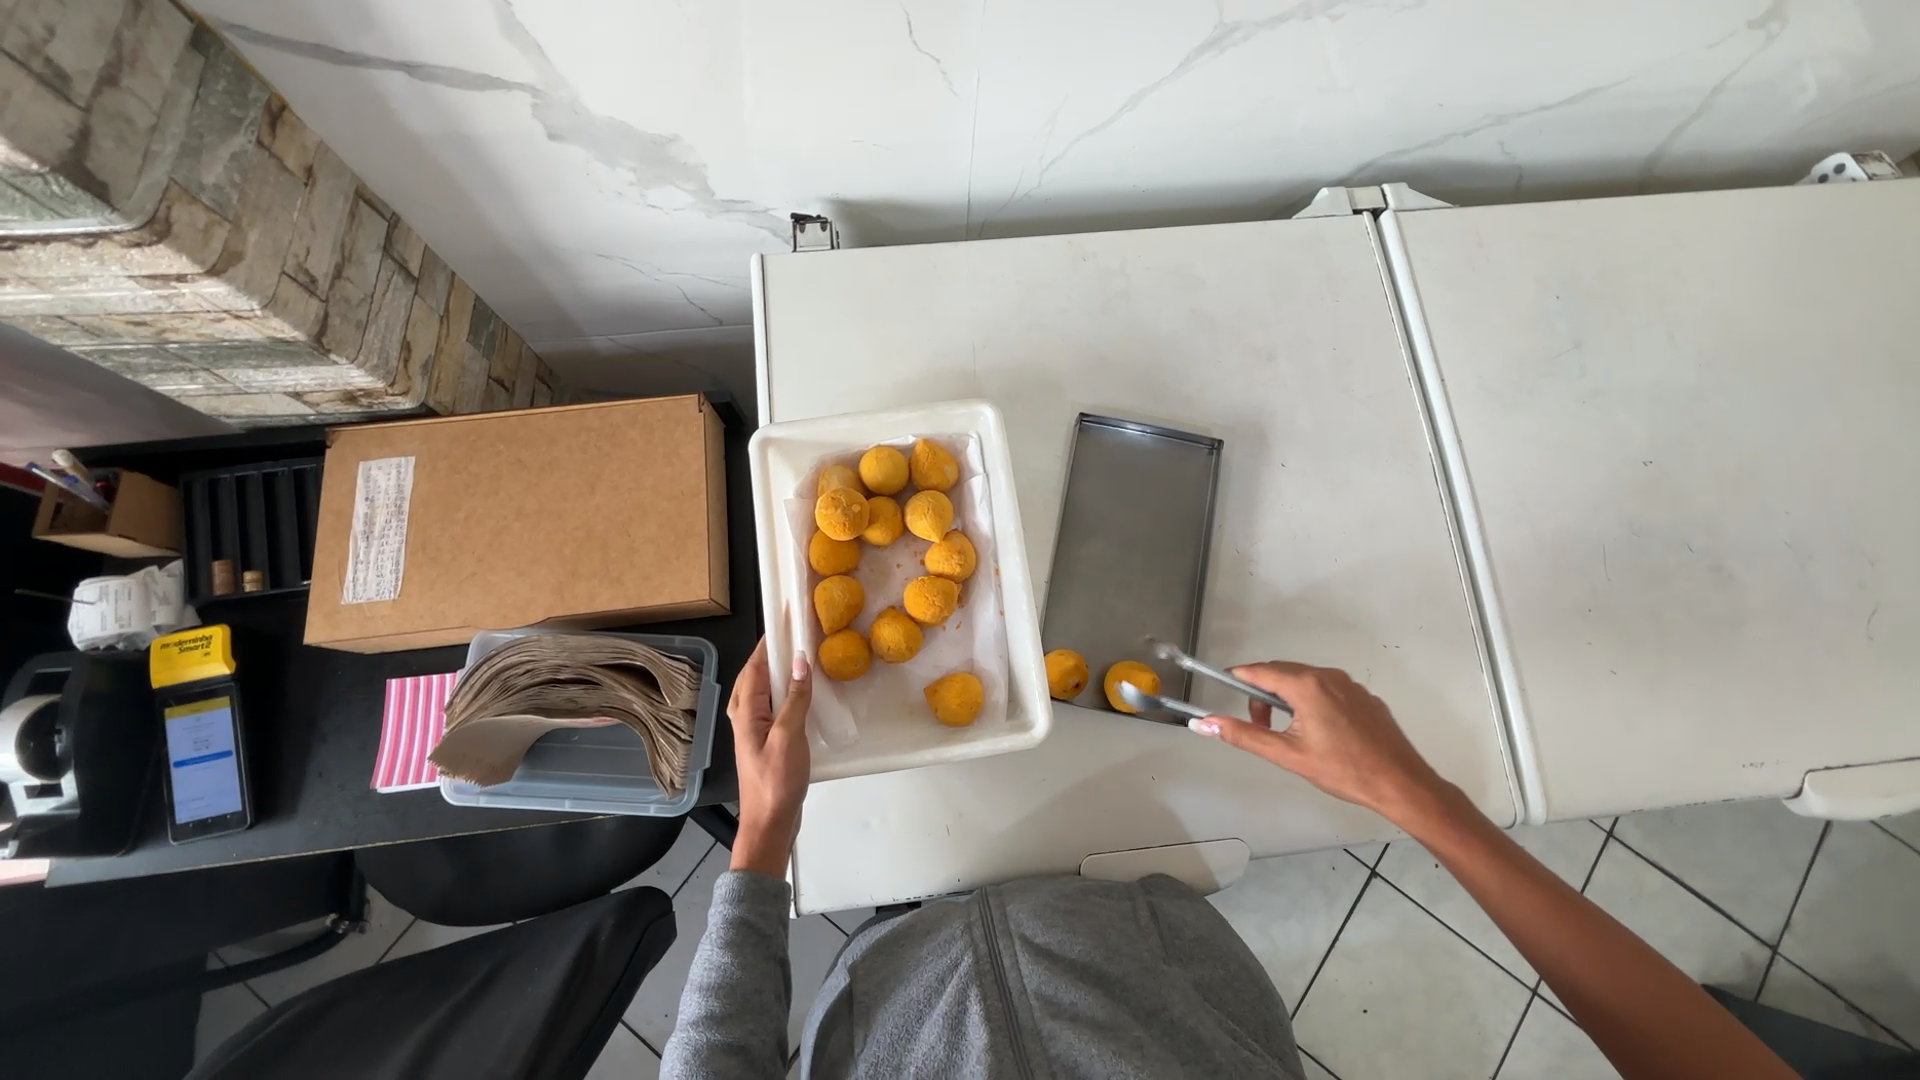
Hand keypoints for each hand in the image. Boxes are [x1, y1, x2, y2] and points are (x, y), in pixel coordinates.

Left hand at [727, 639, 812, 877]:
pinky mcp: (765, 740)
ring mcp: (754, 729)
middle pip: (756, 675)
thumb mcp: (788, 736)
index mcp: (745, 711)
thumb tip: (799, 660)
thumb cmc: (776, 781)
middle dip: (773, 652)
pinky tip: (803, 693)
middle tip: (798, 634)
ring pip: (764, 690)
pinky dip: (785, 691)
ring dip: (779, 671)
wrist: (770, 824)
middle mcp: (744, 716)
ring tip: (802, 657)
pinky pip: (773, 705)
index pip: (754, 665)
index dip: (769, 641)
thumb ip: (795, 698)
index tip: (785, 620)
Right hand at [1190, 661, 1452, 826]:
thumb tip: (1204, 723)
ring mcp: (1350, 685)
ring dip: (1287, 697)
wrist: (1402, 784)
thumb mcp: (1287, 755)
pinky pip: (1327, 689)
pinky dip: (1311, 701)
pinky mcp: (1365, 698)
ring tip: (1289, 732)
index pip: (1259, 671)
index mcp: (1306, 685)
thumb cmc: (1343, 770)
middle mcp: (1328, 676)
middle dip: (1262, 693)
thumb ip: (1243, 735)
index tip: (1224, 690)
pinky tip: (1319, 732)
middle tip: (1260, 726)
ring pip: (1305, 680)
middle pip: (1281, 672)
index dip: (1237, 678)